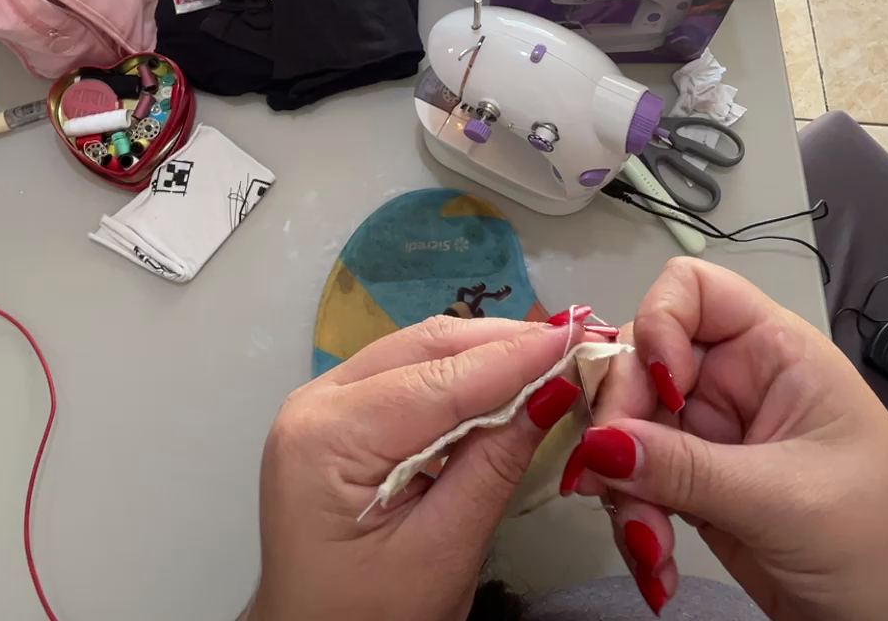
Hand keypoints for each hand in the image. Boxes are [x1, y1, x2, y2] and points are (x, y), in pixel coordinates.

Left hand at [247, 311, 598, 620]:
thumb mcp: (442, 554)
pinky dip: (457, 371)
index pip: (437, 380)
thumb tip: (554, 391)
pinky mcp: (336, 410)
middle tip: (569, 338)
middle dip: (500, 342)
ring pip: (416, 351)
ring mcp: (320, 401)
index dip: (511, 355)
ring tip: (544, 353)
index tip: (573, 334)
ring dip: (482, 351)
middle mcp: (314, 400)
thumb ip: (495, 464)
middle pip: (423, 349)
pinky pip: (405, 371)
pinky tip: (497, 377)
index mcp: (326, 438)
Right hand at [569, 258, 887, 620]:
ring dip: (620, 484)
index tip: (664, 388)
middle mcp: (729, 377)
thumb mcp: (786, 499)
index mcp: (771, 349)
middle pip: (639, 361)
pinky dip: (630, 515)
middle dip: (620, 422)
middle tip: (610, 480)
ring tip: (648, 545)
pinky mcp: (689, 480)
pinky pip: (632, 476)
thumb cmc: (887, 546)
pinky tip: (656, 562)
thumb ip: (686, 469)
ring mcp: (705, 430)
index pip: (691, 289)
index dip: (660, 322)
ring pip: (624, 423)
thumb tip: (596, 445)